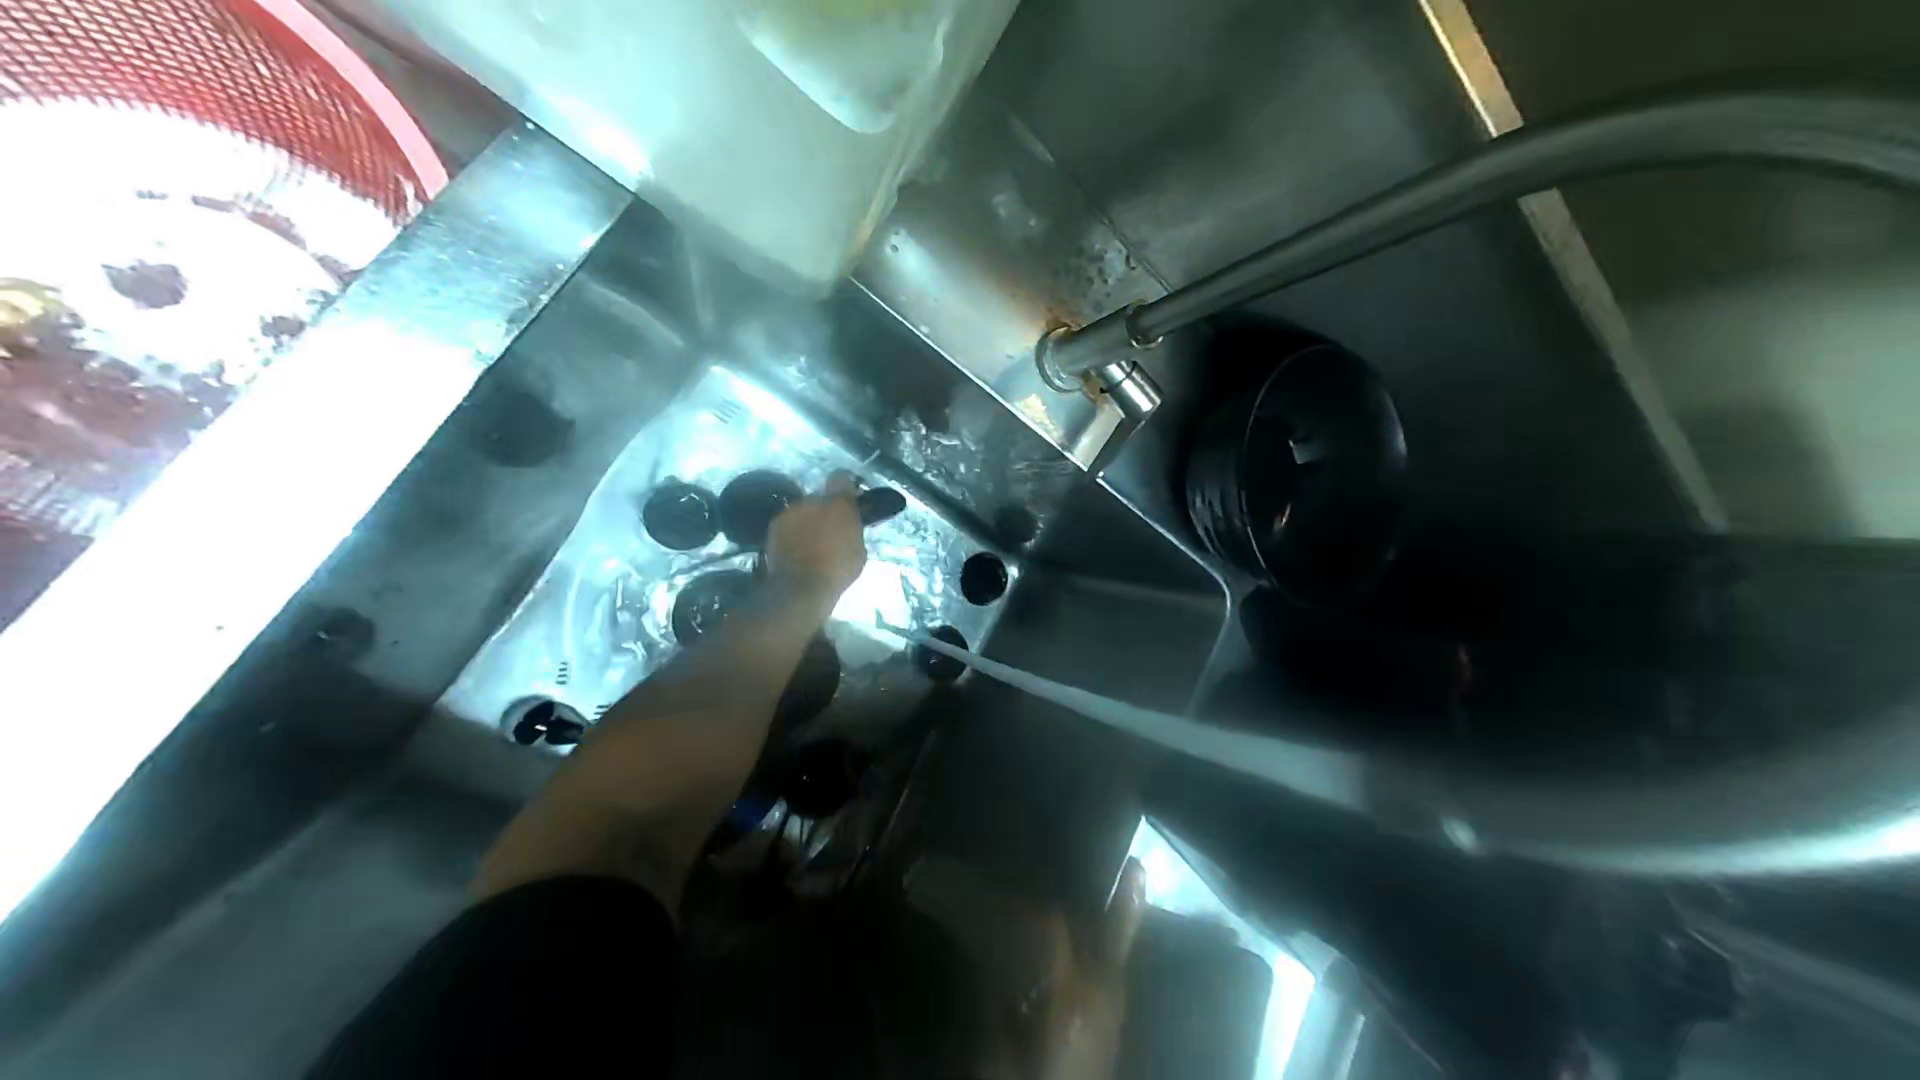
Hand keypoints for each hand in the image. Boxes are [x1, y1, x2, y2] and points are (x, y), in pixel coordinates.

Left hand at [765, 473, 866, 605]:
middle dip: (825, 509)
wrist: (801, 586)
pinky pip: (788, 522)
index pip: (842, 477)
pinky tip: (795, 547)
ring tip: (810, 541)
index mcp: (839, 503)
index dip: (845, 486)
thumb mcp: (859, 550)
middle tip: (829, 528)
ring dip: (807, 520)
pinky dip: (792, 531)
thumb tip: (850, 526)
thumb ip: (853, 530)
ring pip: (803, 510)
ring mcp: (791, 511)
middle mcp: (813, 500)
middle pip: (820, 497)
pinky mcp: (774, 524)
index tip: (848, 498)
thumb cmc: (838, 570)